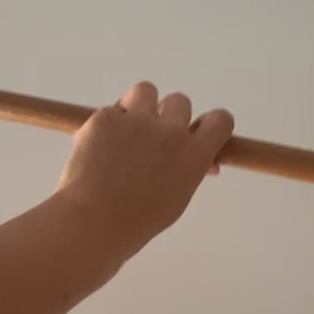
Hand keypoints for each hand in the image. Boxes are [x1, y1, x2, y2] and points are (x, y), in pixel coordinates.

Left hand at [53, 82, 233, 257]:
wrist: (94, 221)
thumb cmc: (138, 222)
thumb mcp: (176, 199)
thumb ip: (187, 172)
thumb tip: (198, 162)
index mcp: (194, 154)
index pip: (219, 120)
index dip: (210, 124)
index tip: (197, 134)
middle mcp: (171, 130)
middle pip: (180, 102)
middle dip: (168, 117)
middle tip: (150, 140)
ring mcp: (137, 119)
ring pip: (145, 90)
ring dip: (139, 106)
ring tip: (124, 130)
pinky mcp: (106, 117)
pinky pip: (110, 111)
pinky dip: (105, 126)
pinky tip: (96, 147)